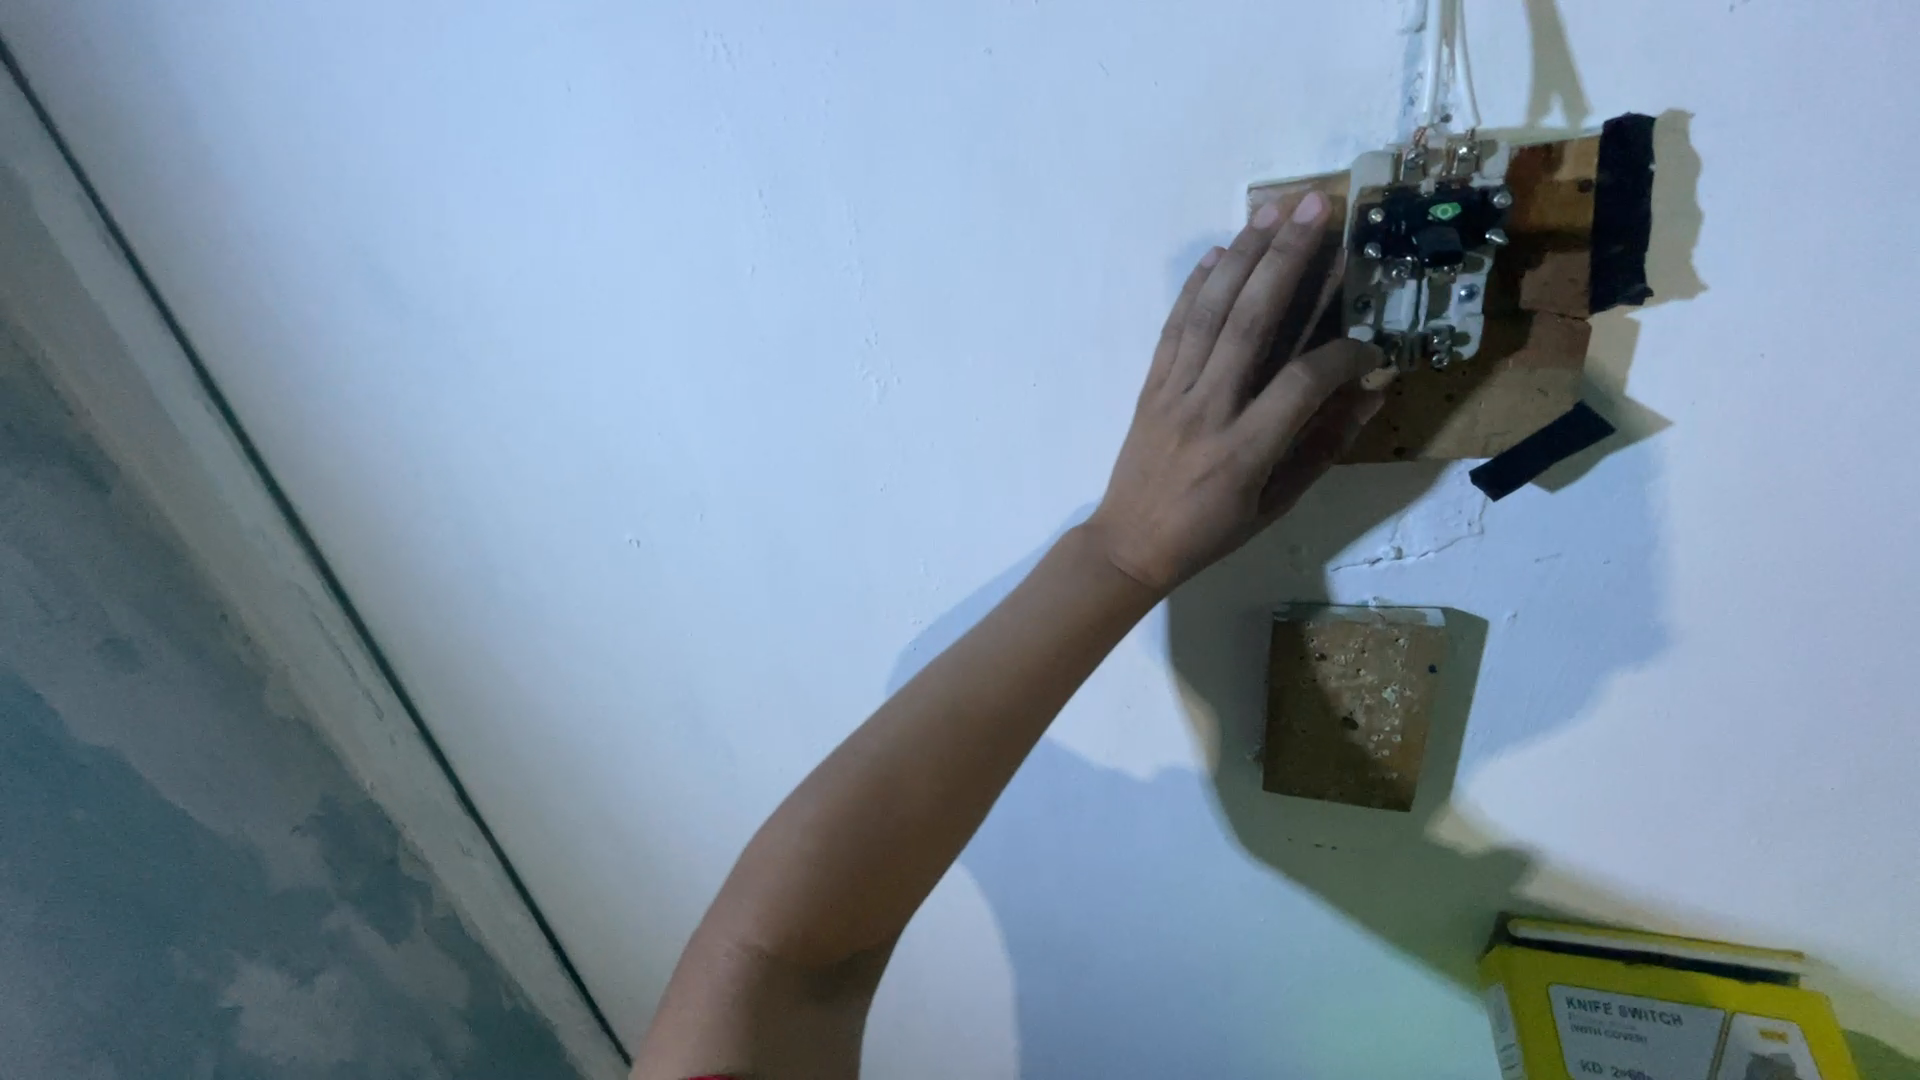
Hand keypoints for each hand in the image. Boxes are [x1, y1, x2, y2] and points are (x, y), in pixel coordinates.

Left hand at [1088, 191, 1385, 593]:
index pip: (1303, 381)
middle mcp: (1207, 410)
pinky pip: (1172, 330)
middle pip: (1249, 321)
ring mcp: (1172, 394)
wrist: (1129, 543)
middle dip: (1285, 259)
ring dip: (1240, 257)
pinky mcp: (1148, 388)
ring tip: (1270, 211)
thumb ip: (1321, 449)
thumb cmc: (1209, 533)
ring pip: (1208, 314)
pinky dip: (1193, 289)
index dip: (1344, 356)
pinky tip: (1216, 254)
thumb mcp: (1275, 505)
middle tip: (1316, 208)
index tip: (1369, 349)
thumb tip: (1369, 395)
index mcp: (1244, 450)